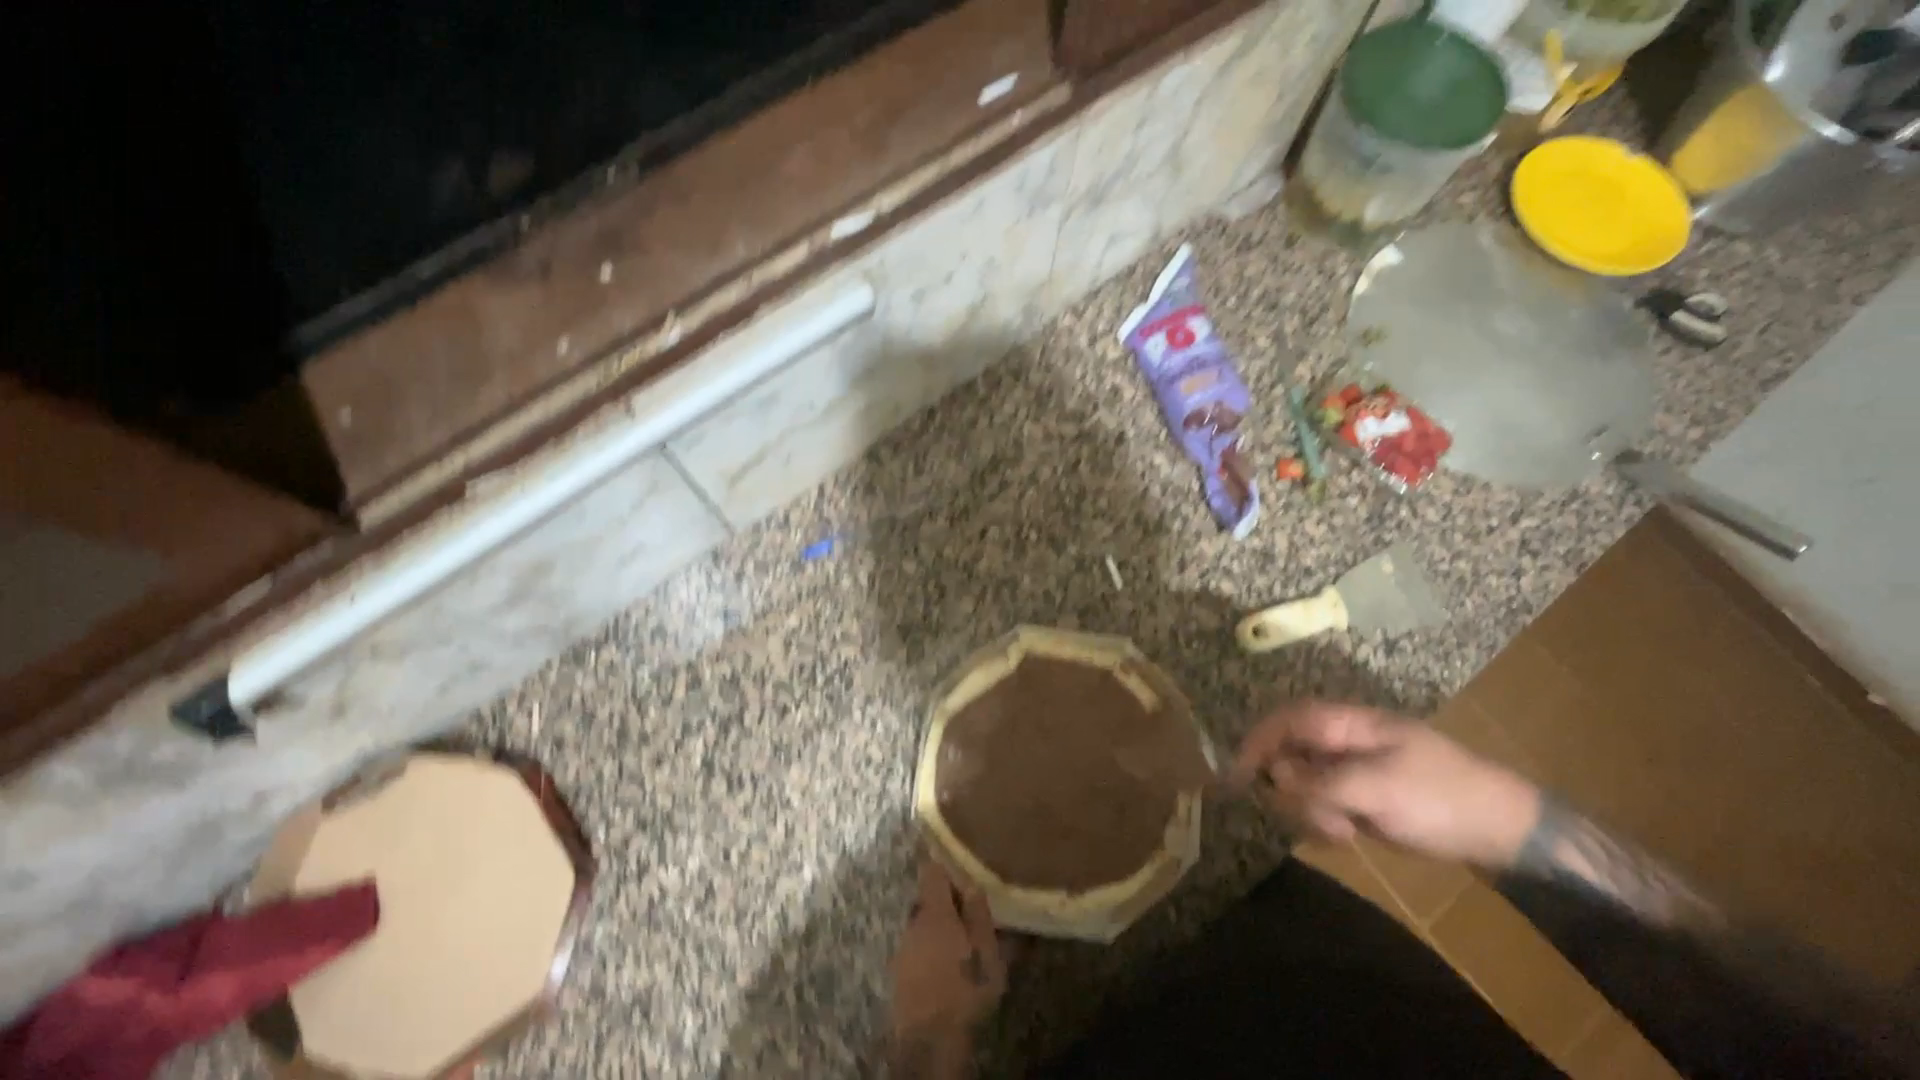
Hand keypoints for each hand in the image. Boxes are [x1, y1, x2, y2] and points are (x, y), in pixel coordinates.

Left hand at [889, 856, 1005, 1047]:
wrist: (928, 1040)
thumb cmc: (965, 990)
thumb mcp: (986, 952)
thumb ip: (979, 915)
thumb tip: (972, 884)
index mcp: (934, 913)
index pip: (931, 872)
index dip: (944, 864)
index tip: (959, 863)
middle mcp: (912, 923)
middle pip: (927, 900)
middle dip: (946, 902)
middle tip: (969, 910)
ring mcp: (902, 948)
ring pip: (922, 925)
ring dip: (939, 927)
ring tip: (961, 940)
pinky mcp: (898, 971)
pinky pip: (917, 947)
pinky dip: (930, 948)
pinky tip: (946, 963)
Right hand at [1229, 702, 1542, 869]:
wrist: (1502, 831)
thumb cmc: (1440, 798)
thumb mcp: (1377, 788)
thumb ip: (1319, 781)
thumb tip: (1274, 778)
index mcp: (1351, 724)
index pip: (1288, 720)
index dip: (1257, 742)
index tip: (1237, 776)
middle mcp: (1346, 743)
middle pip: (1289, 756)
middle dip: (1293, 790)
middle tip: (1320, 819)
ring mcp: (1354, 772)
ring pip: (1302, 785)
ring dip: (1312, 811)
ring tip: (1345, 833)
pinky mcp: (1361, 799)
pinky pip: (1322, 805)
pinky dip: (1325, 822)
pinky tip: (1349, 837)